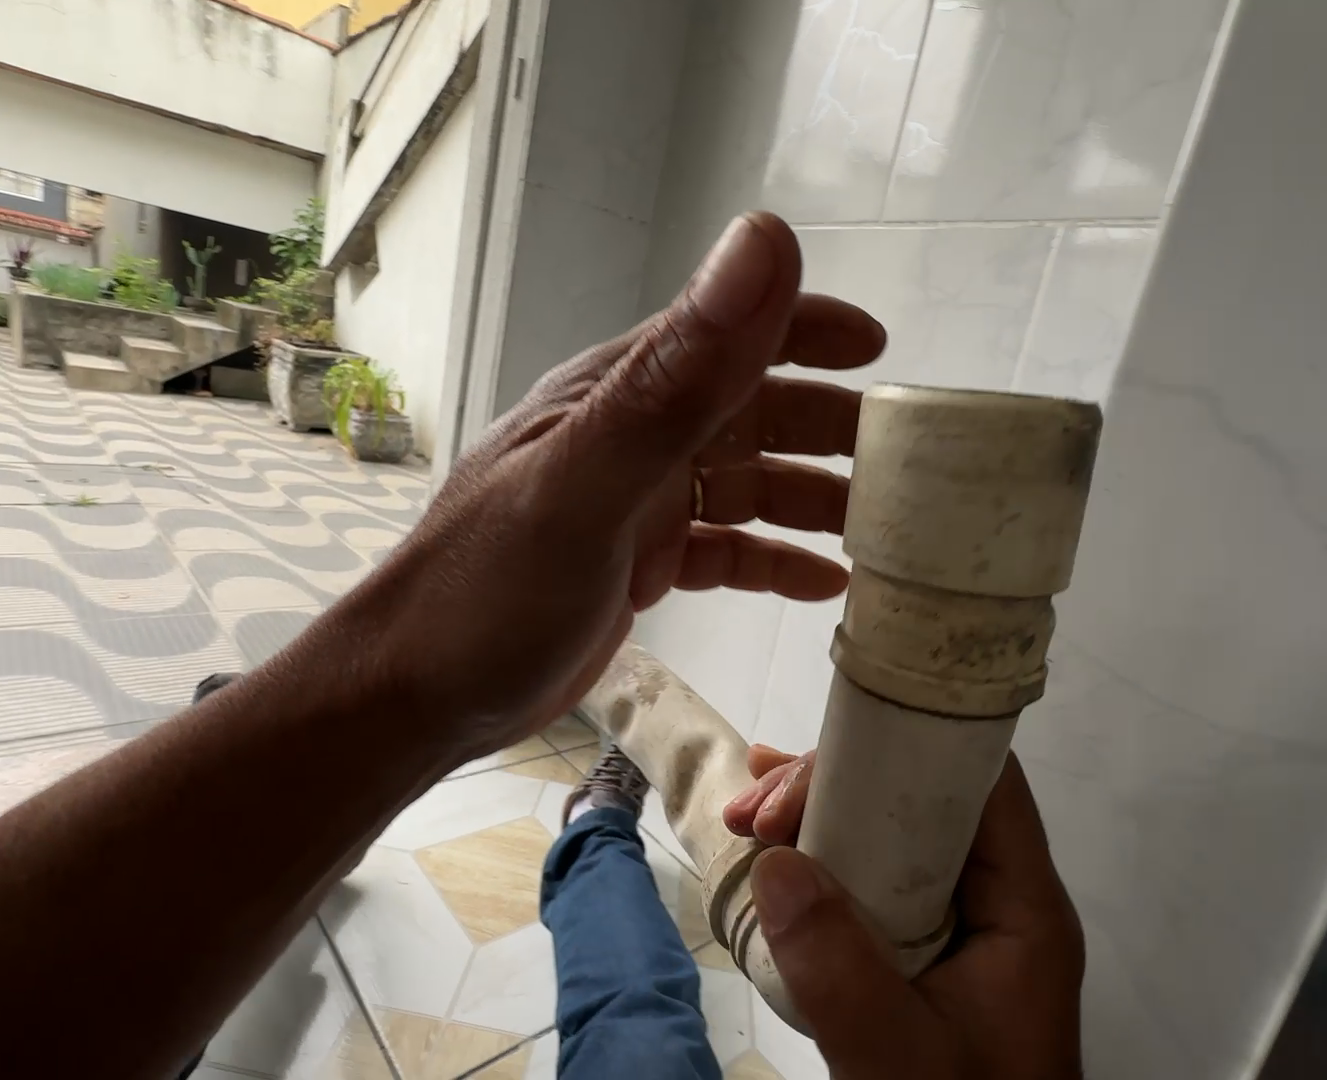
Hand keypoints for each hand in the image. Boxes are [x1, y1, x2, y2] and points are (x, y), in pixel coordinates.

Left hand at [347, 213, 884, 759]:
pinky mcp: (639, 565)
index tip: (882, 354)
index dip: (806, 330)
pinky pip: (724, 549)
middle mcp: (633, 437)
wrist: (418, 694)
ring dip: (813, 501)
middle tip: (908, 470)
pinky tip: (824, 586)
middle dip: (830, 431)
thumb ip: (677, 375)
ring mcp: (637, 503)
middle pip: (752, 414)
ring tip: (885, 534)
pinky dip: (774, 560)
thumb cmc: (491, 592)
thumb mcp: (587, 482)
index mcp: (620, 394)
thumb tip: (767, 241)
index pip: (728, 333)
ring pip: (747, 486)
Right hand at [727, 747, 1085, 1078]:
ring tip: (742, 817)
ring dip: (810, 810)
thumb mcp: (899, 1061)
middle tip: (756, 813)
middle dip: (830, 784)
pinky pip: (866, 866)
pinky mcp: (918, 938)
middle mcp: (993, 895)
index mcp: (1021, 907)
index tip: (812, 770)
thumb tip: (774, 862)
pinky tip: (765, 834)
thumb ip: (843, 974)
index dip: (905, 748)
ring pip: (885, 826)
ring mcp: (954, 915)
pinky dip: (813, 844)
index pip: (983, 782)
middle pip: (919, 795)